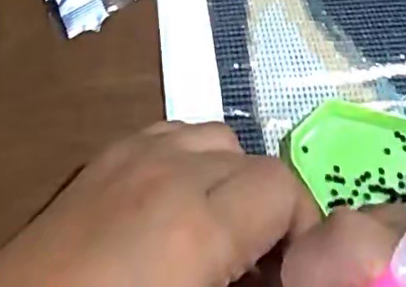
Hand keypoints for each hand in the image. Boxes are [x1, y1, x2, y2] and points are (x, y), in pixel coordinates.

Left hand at [0, 122, 320, 286]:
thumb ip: (245, 284)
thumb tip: (281, 275)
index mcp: (196, 220)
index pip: (282, 187)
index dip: (302, 230)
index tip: (292, 276)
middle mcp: (168, 167)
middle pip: (251, 157)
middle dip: (268, 208)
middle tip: (256, 268)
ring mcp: (131, 151)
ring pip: (209, 136)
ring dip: (228, 179)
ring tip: (217, 236)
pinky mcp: (103, 154)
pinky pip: (167, 134)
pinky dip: (187, 162)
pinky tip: (171, 211)